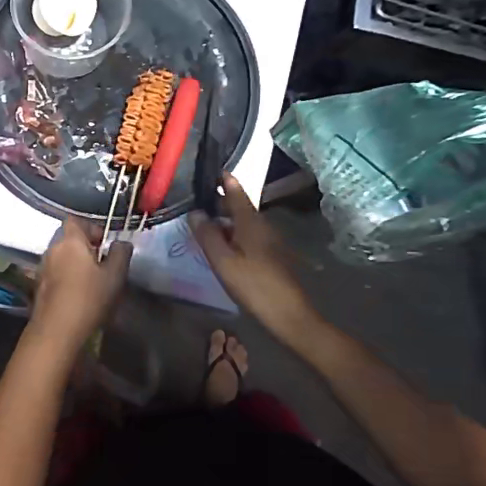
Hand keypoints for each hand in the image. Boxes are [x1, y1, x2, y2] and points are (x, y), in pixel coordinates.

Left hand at [29, 217, 130, 347]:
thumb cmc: (88, 298)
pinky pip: (55, 271)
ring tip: (93, 279)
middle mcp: (52, 249)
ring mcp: (42, 267)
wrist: (56, 330)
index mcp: (69, 241)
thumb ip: (120, 254)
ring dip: (76, 261)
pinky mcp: (39, 284)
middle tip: (103, 262)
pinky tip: (79, 292)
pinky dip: (67, 274)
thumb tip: (122, 242)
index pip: (76, 220)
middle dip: (85, 246)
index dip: (92, 228)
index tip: (106, 243)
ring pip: (62, 255)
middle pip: (68, 238)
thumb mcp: (114, 276)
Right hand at [190, 174, 315, 331]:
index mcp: (251, 223)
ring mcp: (272, 242)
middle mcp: (264, 227)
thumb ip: (207, 235)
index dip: (227, 182)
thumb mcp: (222, 261)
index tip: (216, 170)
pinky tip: (225, 247)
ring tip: (208, 225)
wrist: (290, 315)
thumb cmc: (253, 285)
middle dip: (222, 203)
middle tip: (200, 202)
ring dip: (228, 221)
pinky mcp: (275, 257)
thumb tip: (195, 212)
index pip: (237, 194)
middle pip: (241, 208)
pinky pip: (250, 236)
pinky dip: (236, 234)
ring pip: (246, 224)